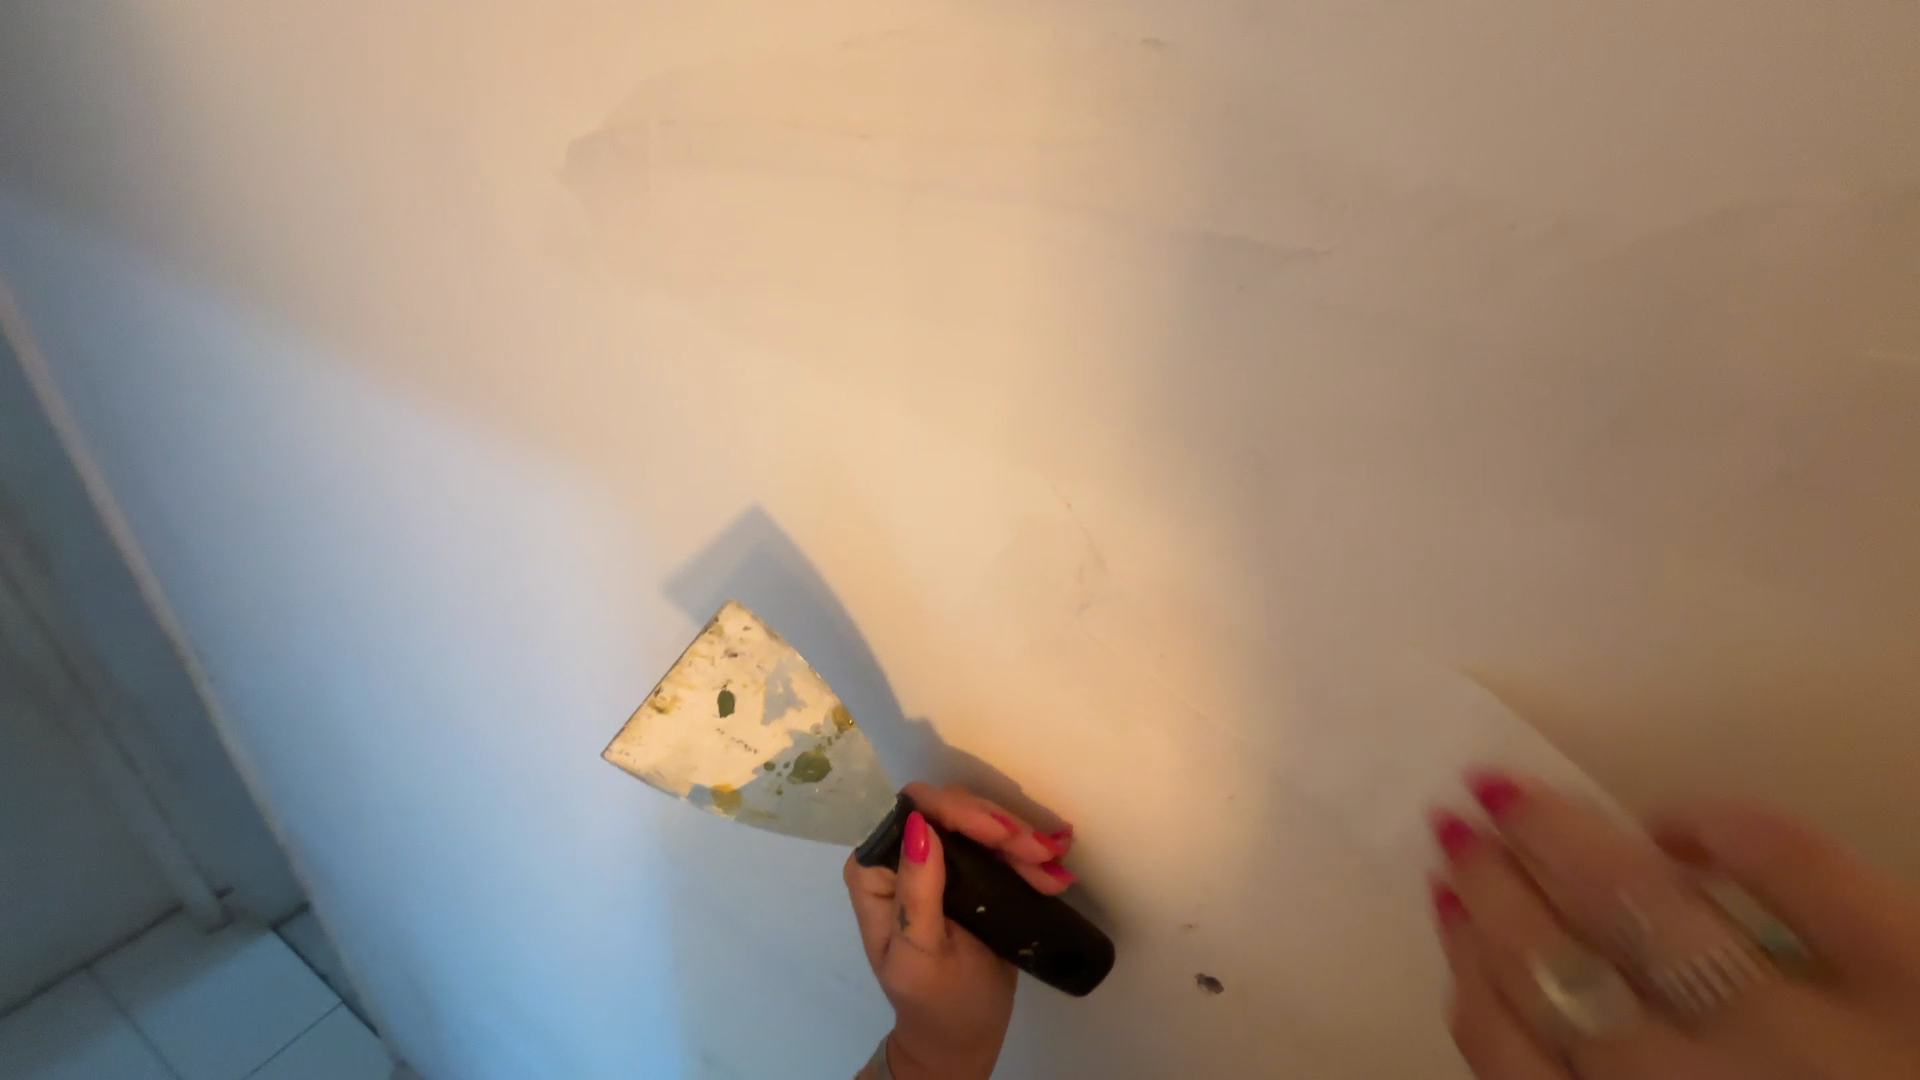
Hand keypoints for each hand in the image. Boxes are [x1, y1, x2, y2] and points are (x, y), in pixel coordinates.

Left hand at [844, 782, 1076, 1079]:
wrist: (964, 1035)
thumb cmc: (932, 1002)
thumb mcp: (919, 956)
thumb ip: (917, 893)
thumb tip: (920, 826)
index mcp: (877, 870)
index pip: (914, 813)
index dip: (958, 813)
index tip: (1002, 836)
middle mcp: (904, 853)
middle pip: (954, 808)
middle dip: (1002, 827)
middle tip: (1042, 855)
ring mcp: (940, 855)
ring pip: (982, 819)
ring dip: (1023, 838)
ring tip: (1054, 864)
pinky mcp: (972, 866)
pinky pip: (1000, 841)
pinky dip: (1030, 848)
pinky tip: (1057, 860)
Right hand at [1430, 770, 1919, 1078]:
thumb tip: (1501, 990)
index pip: (1507, 1047)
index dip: (1465, 966)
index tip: (1443, 899)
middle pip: (1553, 966)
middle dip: (1490, 887)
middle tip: (1454, 820)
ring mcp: (1823, 1036)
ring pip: (1635, 908)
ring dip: (1554, 840)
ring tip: (1509, 791)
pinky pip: (1808, 875)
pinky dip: (1729, 831)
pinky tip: (1680, 823)